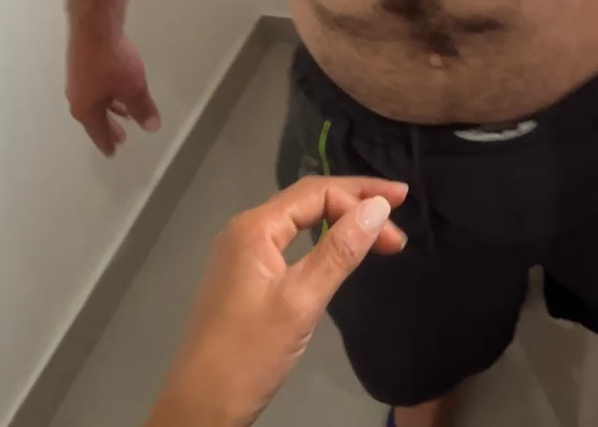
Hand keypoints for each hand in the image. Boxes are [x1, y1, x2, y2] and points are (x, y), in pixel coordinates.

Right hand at [67, 30, 160, 155]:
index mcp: (85, 108)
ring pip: (99, 100)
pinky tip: (120, 87)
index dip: (108, 142)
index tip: (113, 153)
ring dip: (112, 108)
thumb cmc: (112, 63)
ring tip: (126, 113)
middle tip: (122, 138)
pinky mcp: (86, 63)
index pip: (97, 131)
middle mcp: (78, 96)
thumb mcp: (133, 88)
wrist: (95, 28)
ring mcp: (80, 78)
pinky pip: (99, 86)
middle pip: (96, 117)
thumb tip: (151, 128)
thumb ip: (142, 108)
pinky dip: (111, 93)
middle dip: (110, 126)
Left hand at [155, 178, 410, 425]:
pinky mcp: (246, 278)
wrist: (196, 413)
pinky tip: (342, 248)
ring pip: (302, 220)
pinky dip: (324, 239)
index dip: (362, 196)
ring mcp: (243, 254)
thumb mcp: (301, 302)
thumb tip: (379, 206)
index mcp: (255, 227)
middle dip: (356, 200)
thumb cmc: (248, 354)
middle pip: (310, 200)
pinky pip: (293, 242)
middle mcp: (247, 231)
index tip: (400, 213)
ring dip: (342, 220)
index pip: (318, 192)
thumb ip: (340, 250)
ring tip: (381, 229)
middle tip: (401, 205)